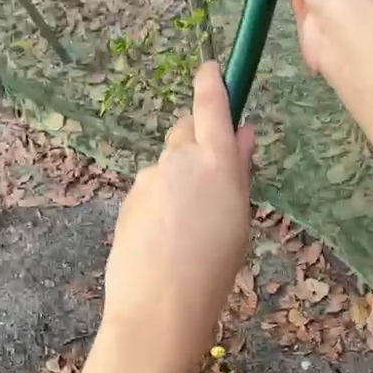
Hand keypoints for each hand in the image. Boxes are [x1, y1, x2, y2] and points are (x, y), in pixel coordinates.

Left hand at [101, 61, 255, 362]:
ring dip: (177, 181)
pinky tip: (165, 238)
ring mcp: (148, 179)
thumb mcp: (239, 217)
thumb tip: (243, 134)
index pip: (211, 105)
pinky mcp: (128, 200)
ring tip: (189, 227)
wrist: (160, 304)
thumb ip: (239, 170)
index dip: (211, 82)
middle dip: (196, 143)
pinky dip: (160, 203)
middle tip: (211, 180)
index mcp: (215, 160)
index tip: (210, 68)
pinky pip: (150, 190)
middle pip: (185, 132)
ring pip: (167, 166)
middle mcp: (178, 159)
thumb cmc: (215, 267)